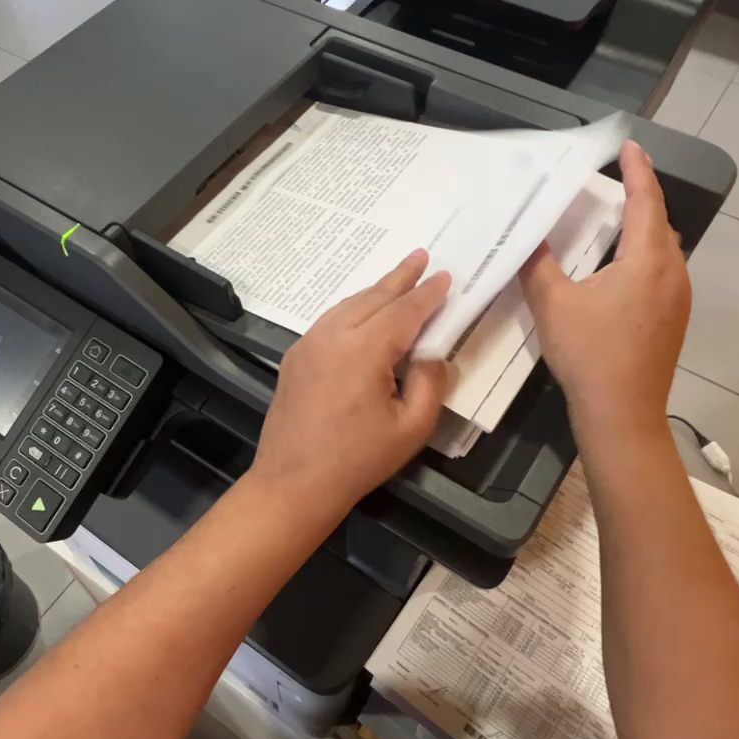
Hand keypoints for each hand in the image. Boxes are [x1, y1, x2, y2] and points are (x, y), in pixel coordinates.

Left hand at [248, 250, 451, 516]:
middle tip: (421, 256)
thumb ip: (429, 384)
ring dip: (375, 291)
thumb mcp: (411, 428)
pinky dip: (352, 309)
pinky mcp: (295, 358)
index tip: (446, 277)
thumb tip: (431, 356)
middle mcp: (332, 336)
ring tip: (397, 279)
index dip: (428, 294)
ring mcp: (308, 344)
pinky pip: (330, 321)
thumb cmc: (357, 460)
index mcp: (363, 350)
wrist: (293, 482)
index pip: (404, 312)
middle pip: (372, 298)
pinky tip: (363, 312)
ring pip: (347, 305)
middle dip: (400, 277)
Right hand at [521, 141, 689, 437]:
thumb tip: (526, 238)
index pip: (645, 201)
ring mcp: (678, 298)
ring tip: (613, 224)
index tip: (631, 146)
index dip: (638, 171)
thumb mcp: (553, 306)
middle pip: (659, 224)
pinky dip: (642, 258)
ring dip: (641, 231)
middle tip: (613, 185)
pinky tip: (618, 272)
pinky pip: (662, 272)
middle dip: (640, 200)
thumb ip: (539, 266)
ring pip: (663, 250)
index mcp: (646, 260)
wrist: (622, 412)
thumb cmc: (589, 354)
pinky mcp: (674, 319)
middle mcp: (672, 272)